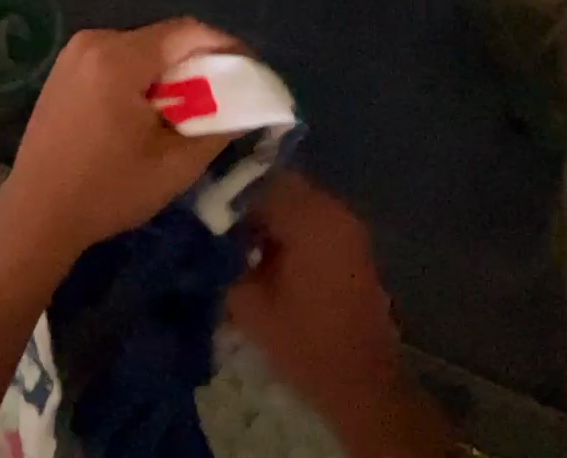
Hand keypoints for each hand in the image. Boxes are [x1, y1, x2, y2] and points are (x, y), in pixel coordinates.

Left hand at [0, 19, 243, 266]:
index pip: (186, 33)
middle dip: (197, 63)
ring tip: (190, 107)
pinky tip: (150, 110)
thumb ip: (217, 127)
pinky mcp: (63, 70)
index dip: (225, 48)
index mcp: (118, 58)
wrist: (37, 211)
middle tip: (225, 96)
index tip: (251, 73)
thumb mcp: (175, 165)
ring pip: (139, 49)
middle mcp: (92, 42)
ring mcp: (73, 54)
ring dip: (168, 72)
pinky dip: (140, 77)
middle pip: (162, 39)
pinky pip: (116, 60)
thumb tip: (248, 106)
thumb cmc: (107, 190)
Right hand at [226, 173, 401, 398]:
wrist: (363, 384)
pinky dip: (288, 227)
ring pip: (295, 200)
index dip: (227, 193)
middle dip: (248, 201)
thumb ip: (223, 258)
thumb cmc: (303, 341)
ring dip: (268, 214)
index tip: (203, 210)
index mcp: (309, 217)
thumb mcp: (247, 303)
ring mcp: (347, 227)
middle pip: (279, 185)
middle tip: (220, 225)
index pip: (257, 182)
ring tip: (239, 241)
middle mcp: (332, 211)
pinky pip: (311, 219)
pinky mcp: (352, 246)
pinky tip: (266, 255)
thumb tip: (204, 233)